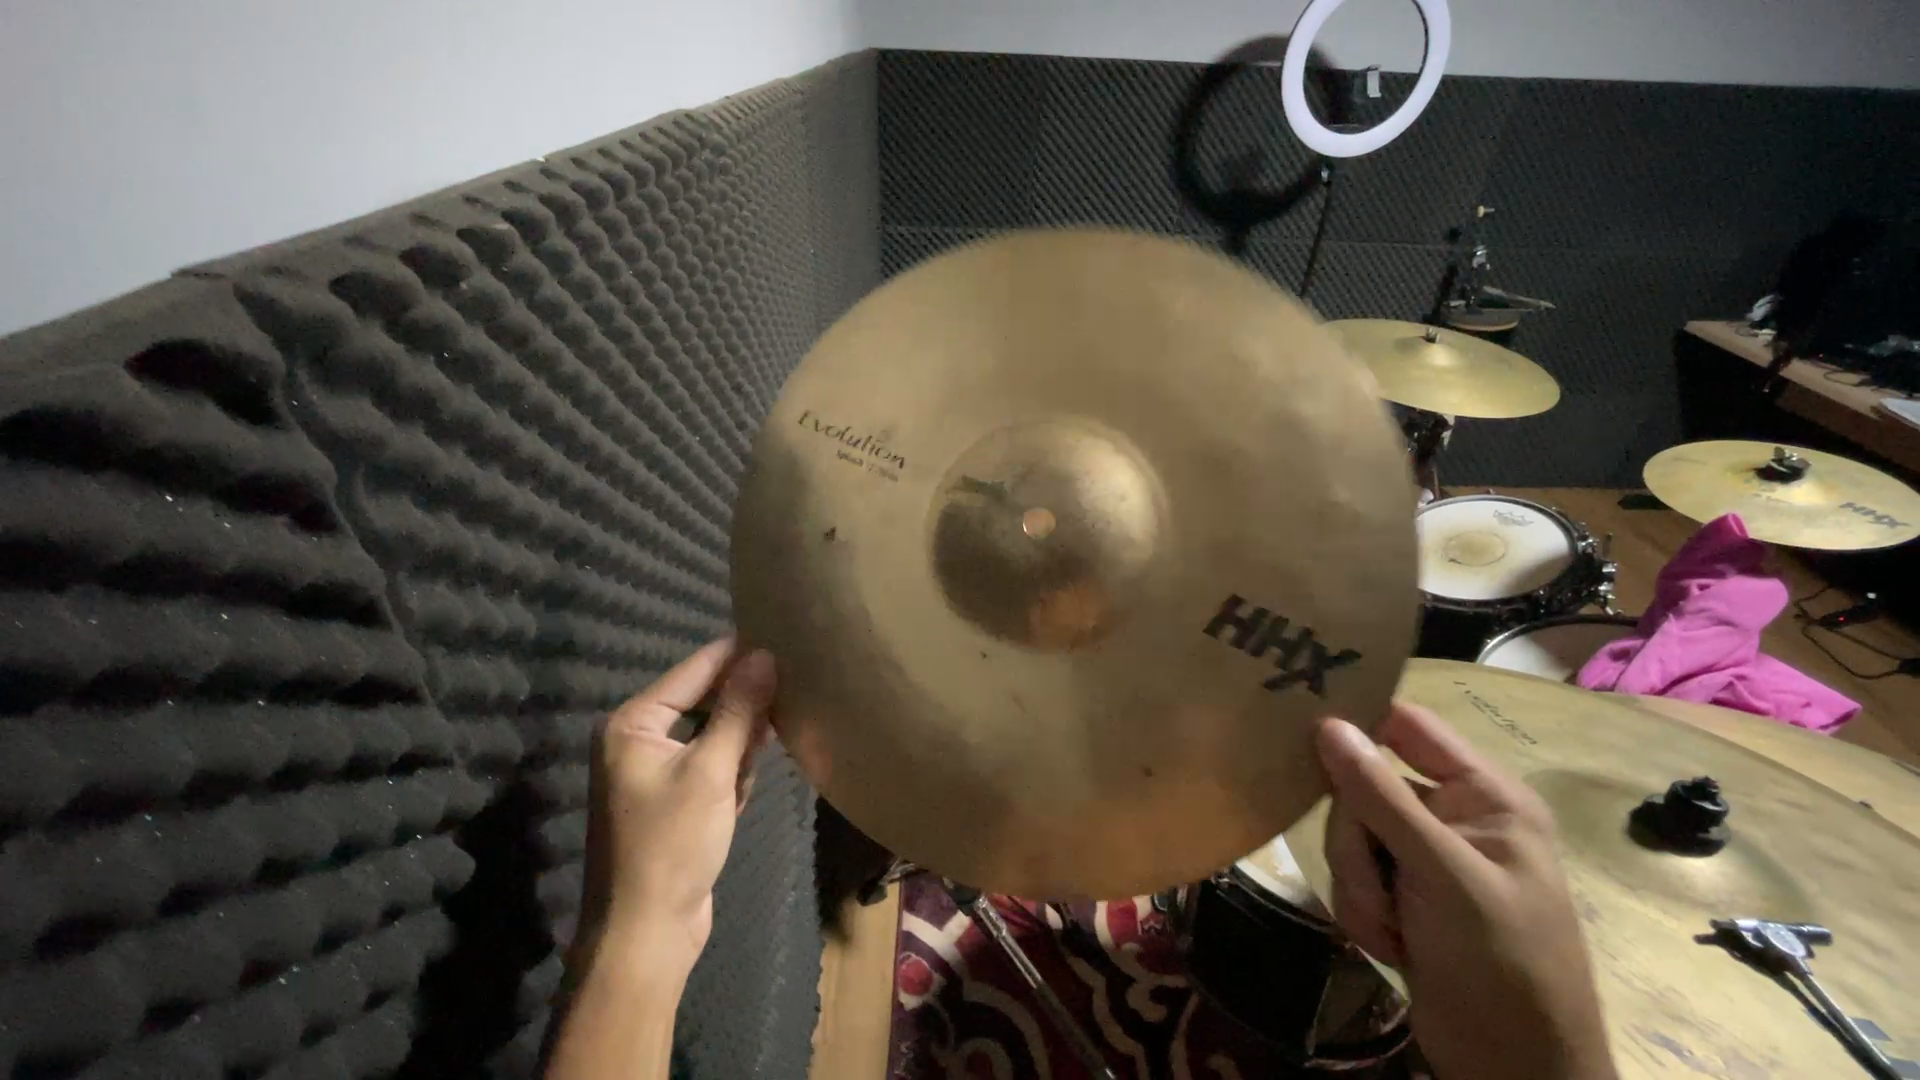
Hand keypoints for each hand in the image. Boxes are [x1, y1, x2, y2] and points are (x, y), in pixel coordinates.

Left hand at [576, 639, 776, 980]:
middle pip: (703, 701)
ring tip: (785, 719)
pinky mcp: (676, 801)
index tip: (783, 634)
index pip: (693, 671)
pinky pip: (713, 765)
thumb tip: (765, 655)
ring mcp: (657, 773)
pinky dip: (736, 766)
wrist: (646, 933)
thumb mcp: (711, 771)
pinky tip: (755, 772)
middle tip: (796, 679)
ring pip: (713, 734)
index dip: (737, 654)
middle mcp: (640, 741)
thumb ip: (738, 710)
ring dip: (745, 735)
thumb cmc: (672, 844)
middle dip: (746, 699)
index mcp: (633, 724)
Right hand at [1316, 704, 1616, 1079]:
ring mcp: (1424, 855)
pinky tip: (1393, 944)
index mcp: (1484, 795)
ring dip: (1360, 886)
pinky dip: (1362, 909)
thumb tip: (1327, 723)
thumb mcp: (1443, 875)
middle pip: (1362, 787)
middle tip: (1381, 891)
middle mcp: (1452, 814)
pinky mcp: (1403, 891)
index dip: (1359, 722)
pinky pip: (1351, 872)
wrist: (1513, 1071)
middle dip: (1358, 846)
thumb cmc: (1501, 963)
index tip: (1301, 728)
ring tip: (1394, 931)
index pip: (1407, 726)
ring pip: (1349, 834)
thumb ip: (1382, 797)